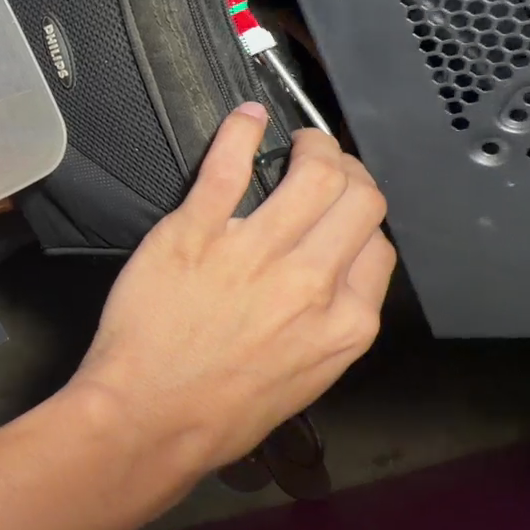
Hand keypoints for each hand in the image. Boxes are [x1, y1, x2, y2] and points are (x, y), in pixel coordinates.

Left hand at [66, 102, 394, 476]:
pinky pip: (227, 168)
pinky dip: (241, 135)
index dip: (361, 219)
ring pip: (312, 177)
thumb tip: (332, 277)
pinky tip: (247, 118)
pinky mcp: (195, 233)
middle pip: (358, 200)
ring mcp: (254, 252)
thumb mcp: (303, 375)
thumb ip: (325, 322)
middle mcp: (312, 281)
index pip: (378, 247)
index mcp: (347, 323)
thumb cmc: (220, 406)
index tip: (341, 206)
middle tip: (324, 158)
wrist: (151, 411)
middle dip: (349, 170)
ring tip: (299, 139)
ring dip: (311, 147)